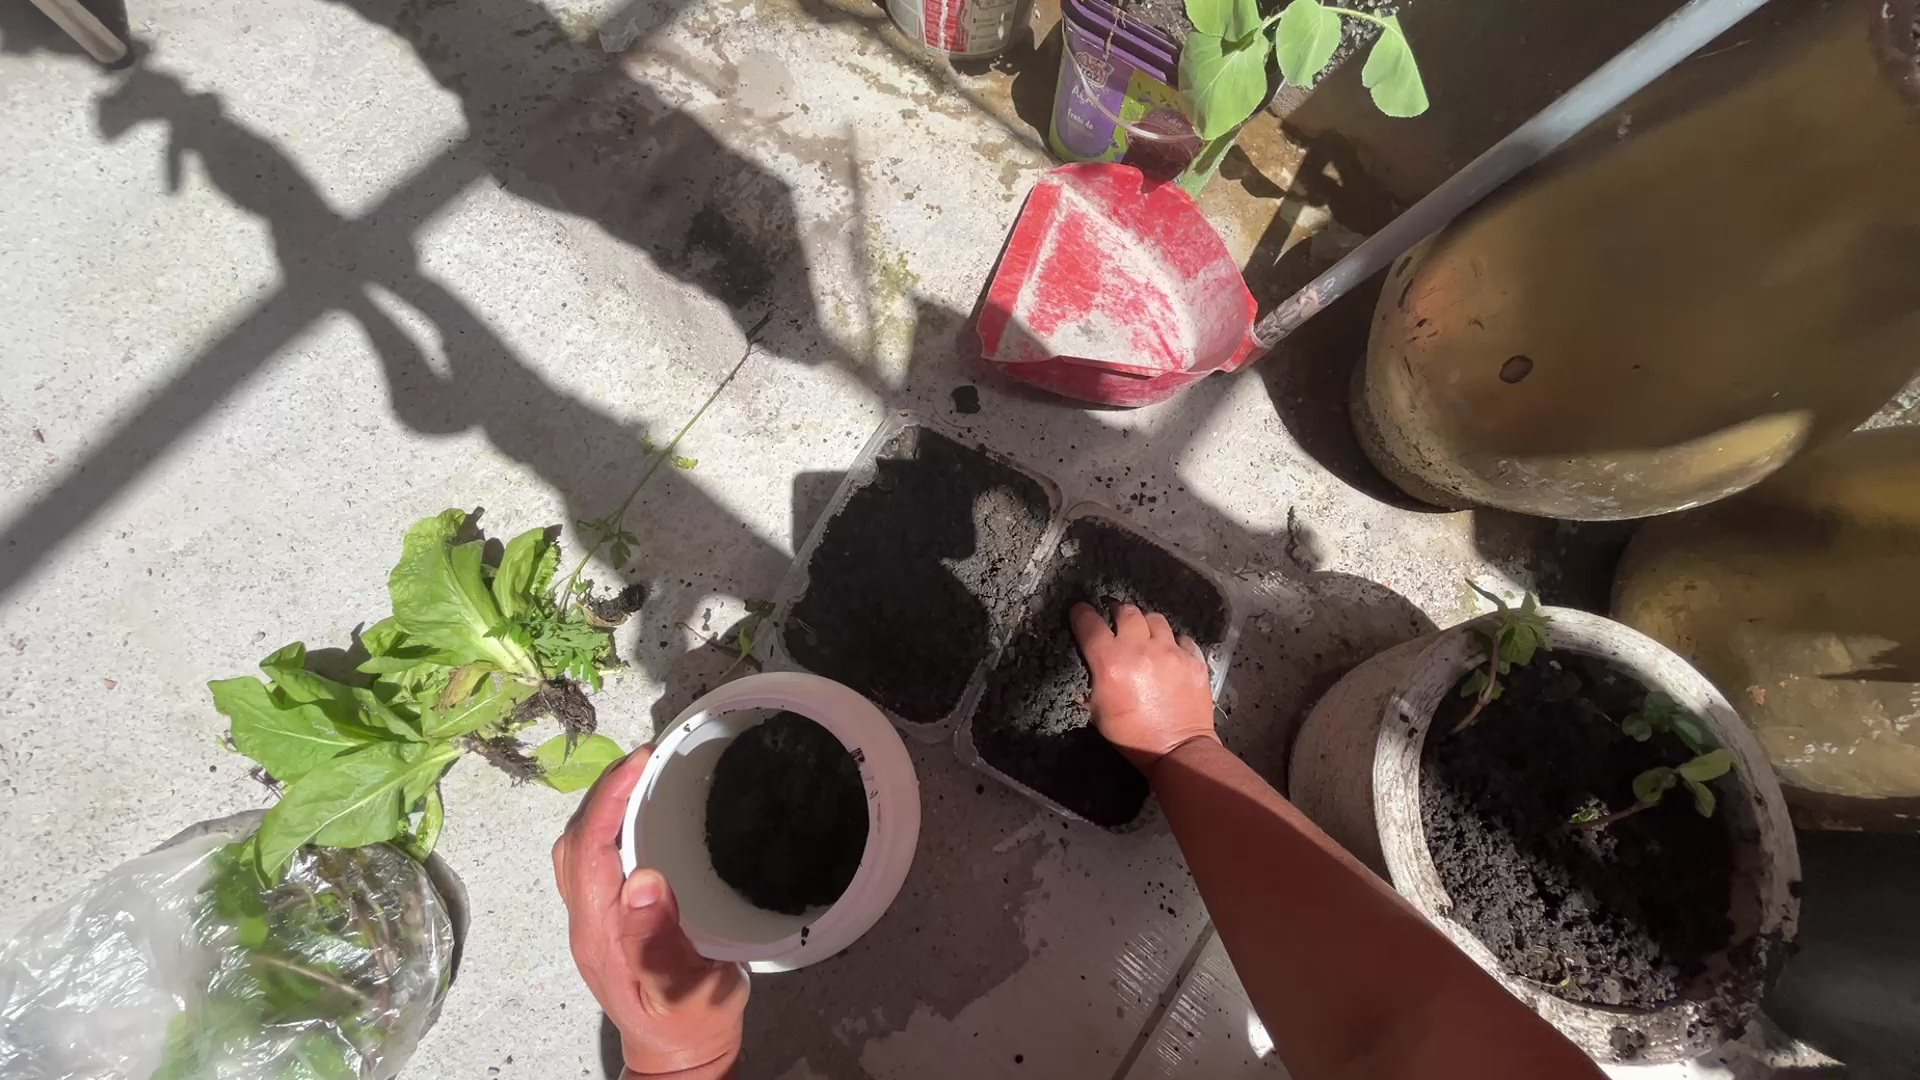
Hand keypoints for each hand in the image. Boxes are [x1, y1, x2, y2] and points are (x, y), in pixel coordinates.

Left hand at [553, 747, 747, 1077]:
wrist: (679, 1056)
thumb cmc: (690, 1021)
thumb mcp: (687, 988)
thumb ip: (660, 940)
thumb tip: (642, 878)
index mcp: (601, 933)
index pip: (588, 852)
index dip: (608, 801)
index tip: (640, 760)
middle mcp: (587, 922)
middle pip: (572, 844)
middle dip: (600, 793)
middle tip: (644, 758)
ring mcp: (594, 921)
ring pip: (577, 850)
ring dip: (601, 805)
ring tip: (640, 774)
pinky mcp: (608, 918)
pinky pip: (595, 858)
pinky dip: (609, 824)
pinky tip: (640, 812)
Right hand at [1070, 602, 1216, 770]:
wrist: (1178, 749)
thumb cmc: (1131, 735)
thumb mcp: (1098, 711)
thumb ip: (1093, 681)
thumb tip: (1092, 665)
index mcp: (1111, 662)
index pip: (1090, 623)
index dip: (1082, 613)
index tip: (1081, 612)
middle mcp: (1140, 649)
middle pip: (1127, 611)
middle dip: (1117, 612)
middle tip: (1116, 622)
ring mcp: (1170, 651)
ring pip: (1155, 618)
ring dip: (1145, 624)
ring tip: (1144, 636)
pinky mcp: (1193, 659)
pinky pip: (1181, 637)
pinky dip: (1172, 641)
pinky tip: (1168, 653)